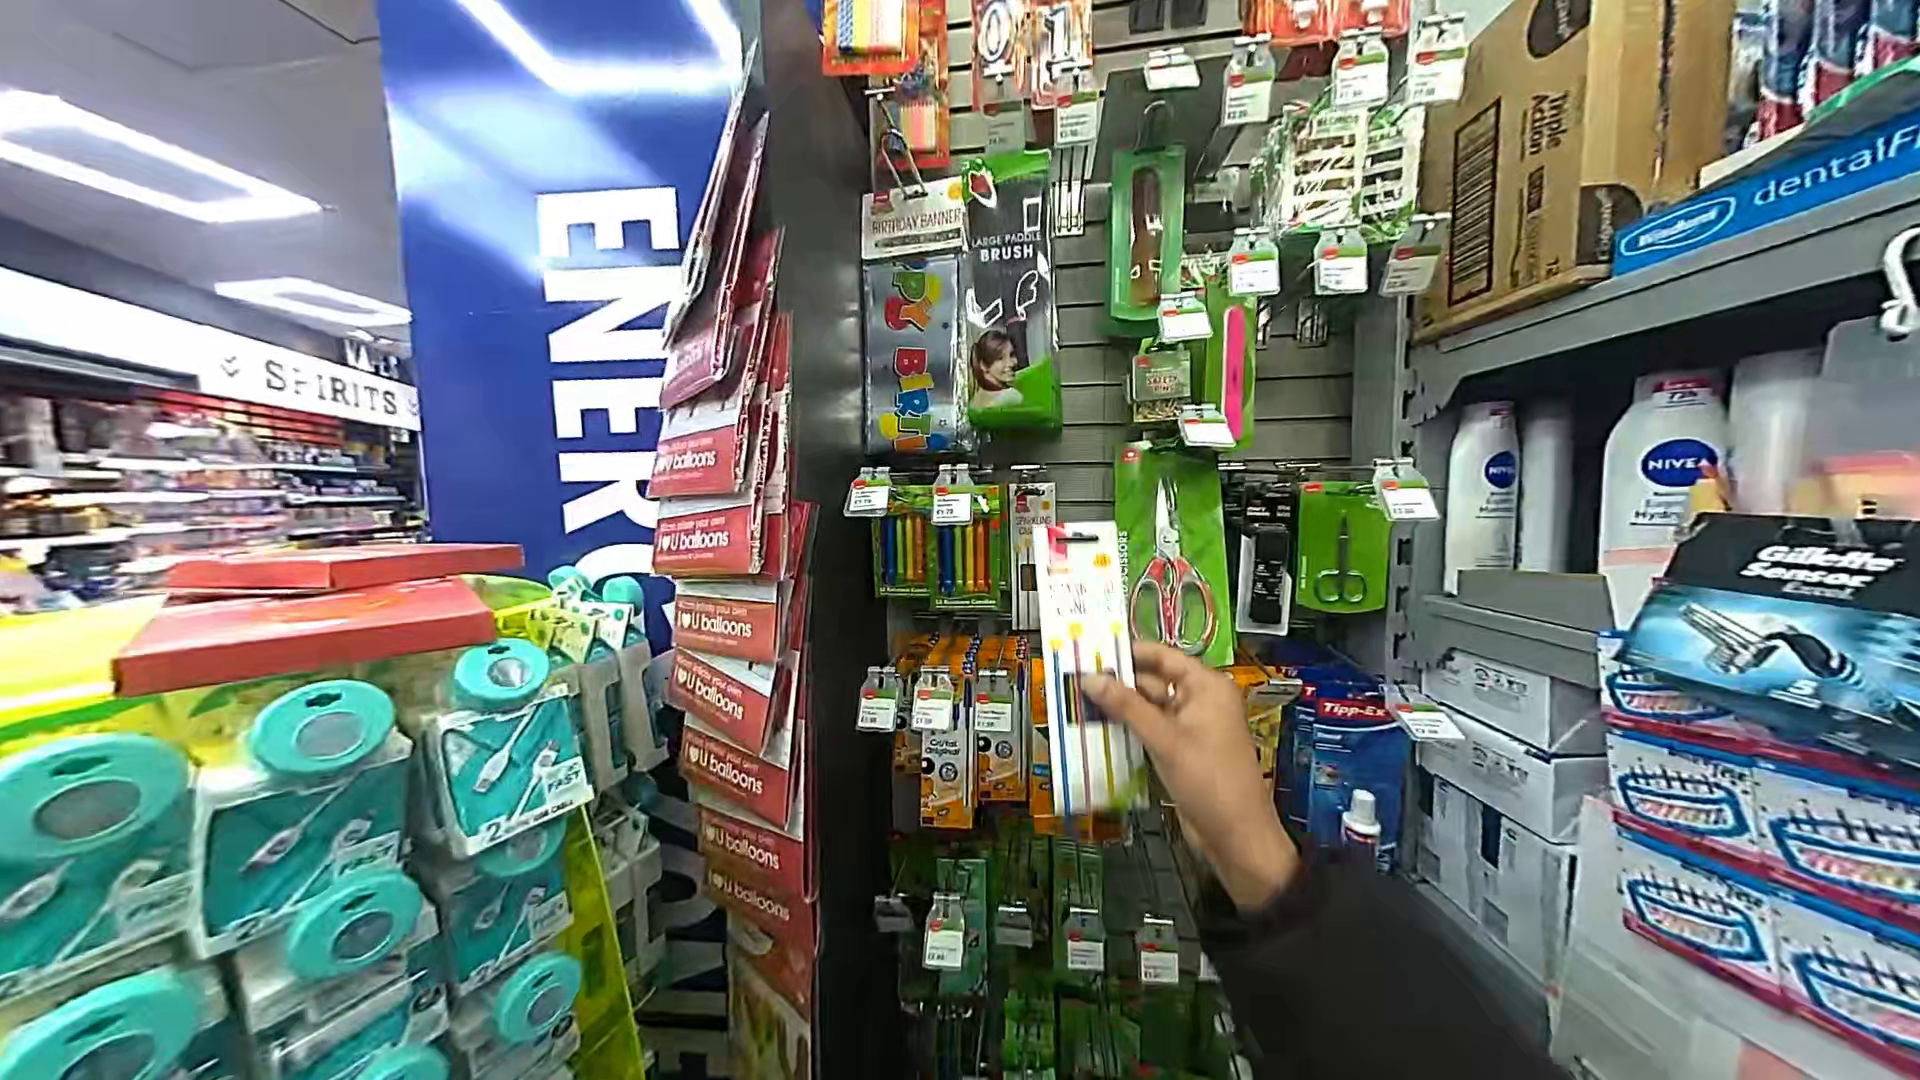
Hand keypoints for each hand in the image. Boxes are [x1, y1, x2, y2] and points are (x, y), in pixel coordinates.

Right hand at [1083, 640, 1299, 911]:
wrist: (1236, 838)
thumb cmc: (1208, 779)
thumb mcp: (1164, 739)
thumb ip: (1125, 705)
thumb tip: (1089, 677)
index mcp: (1206, 686)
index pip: (1161, 656)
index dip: (1128, 652)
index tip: (1092, 650)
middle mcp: (1198, 700)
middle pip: (1152, 680)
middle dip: (1117, 681)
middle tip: (1076, 678)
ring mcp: (1188, 726)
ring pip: (1147, 706)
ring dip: (1118, 705)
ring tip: (1079, 699)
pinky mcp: (1179, 749)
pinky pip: (1148, 729)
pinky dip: (1126, 727)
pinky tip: (1096, 726)